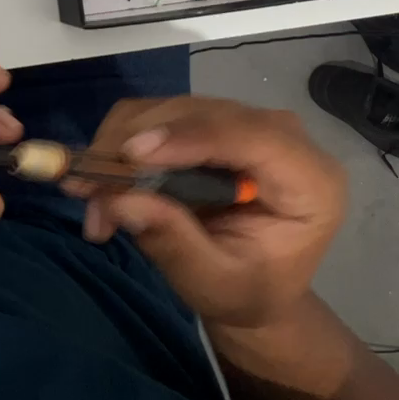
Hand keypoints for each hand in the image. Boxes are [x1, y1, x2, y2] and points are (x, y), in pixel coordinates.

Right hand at [77, 97, 345, 331]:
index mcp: (309, 178)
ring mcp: (237, 120)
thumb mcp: (216, 284)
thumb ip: (175, 243)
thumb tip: (119, 202)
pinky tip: (100, 184)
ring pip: (165, 109)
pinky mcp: (202, 118)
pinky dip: (116, 144)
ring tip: (89, 198)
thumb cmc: (247, 290)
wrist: (252, 284)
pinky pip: (149, 114)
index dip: (190, 136)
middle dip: (135, 146)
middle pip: (198, 114)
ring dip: (117, 146)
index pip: (251, 135)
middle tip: (88, 190)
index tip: (133, 155)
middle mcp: (278, 134)